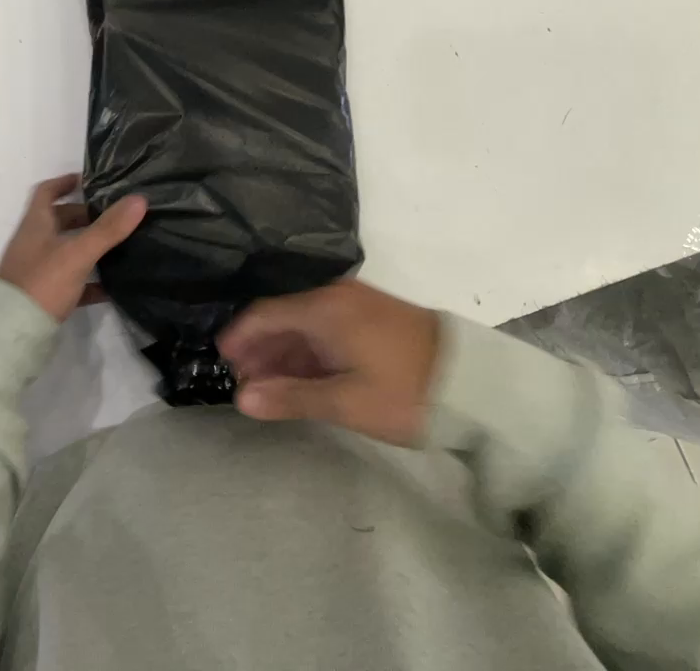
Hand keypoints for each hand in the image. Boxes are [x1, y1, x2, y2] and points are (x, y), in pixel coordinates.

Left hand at [0, 175, 146, 322]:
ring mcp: (36, 270)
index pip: (46, 192)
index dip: (65, 182)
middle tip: (114, 217)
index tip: (90, 181)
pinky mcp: (43, 296)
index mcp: (35, 225)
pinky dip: (89, 282)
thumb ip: (108, 228)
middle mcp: (33, 243)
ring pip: (65, 251)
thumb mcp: (78, 253)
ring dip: (89, 247)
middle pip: (58, 222)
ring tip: (119, 247)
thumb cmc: (42, 283)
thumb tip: (139, 199)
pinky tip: (112, 288)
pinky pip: (70, 282)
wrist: (15, 334)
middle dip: (85, 217)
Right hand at [217, 279, 444, 446]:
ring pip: (304, 325)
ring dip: (283, 354)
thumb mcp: (346, 402)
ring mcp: (357, 306)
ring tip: (269, 387)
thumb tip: (242, 399)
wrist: (479, 386)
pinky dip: (308, 353)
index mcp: (325, 309)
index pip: (264, 315)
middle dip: (260, 351)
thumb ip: (291, 398)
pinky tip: (303, 378)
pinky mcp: (373, 319)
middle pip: (283, 318)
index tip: (220, 363)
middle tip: (244, 384)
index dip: (239, 339)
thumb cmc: (406, 393)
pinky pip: (326, 330)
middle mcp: (336, 297)